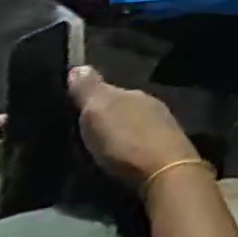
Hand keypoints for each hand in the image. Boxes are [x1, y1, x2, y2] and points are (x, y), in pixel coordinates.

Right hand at [67, 65, 200, 187]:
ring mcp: (162, 128)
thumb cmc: (127, 138)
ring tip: (94, 143)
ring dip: (117, 130)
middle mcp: (152, 106)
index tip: (72, 103)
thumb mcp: (100, 111)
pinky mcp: (164, 151)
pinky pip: (139, 141)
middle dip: (105, 114)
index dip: (91, 96)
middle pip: (123, 107)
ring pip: (133, 123)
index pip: (110, 89)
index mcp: (136, 95)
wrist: (164, 170)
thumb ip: (90, 89)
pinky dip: (126, 145)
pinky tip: (116, 155)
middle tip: (79, 126)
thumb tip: (79, 65)